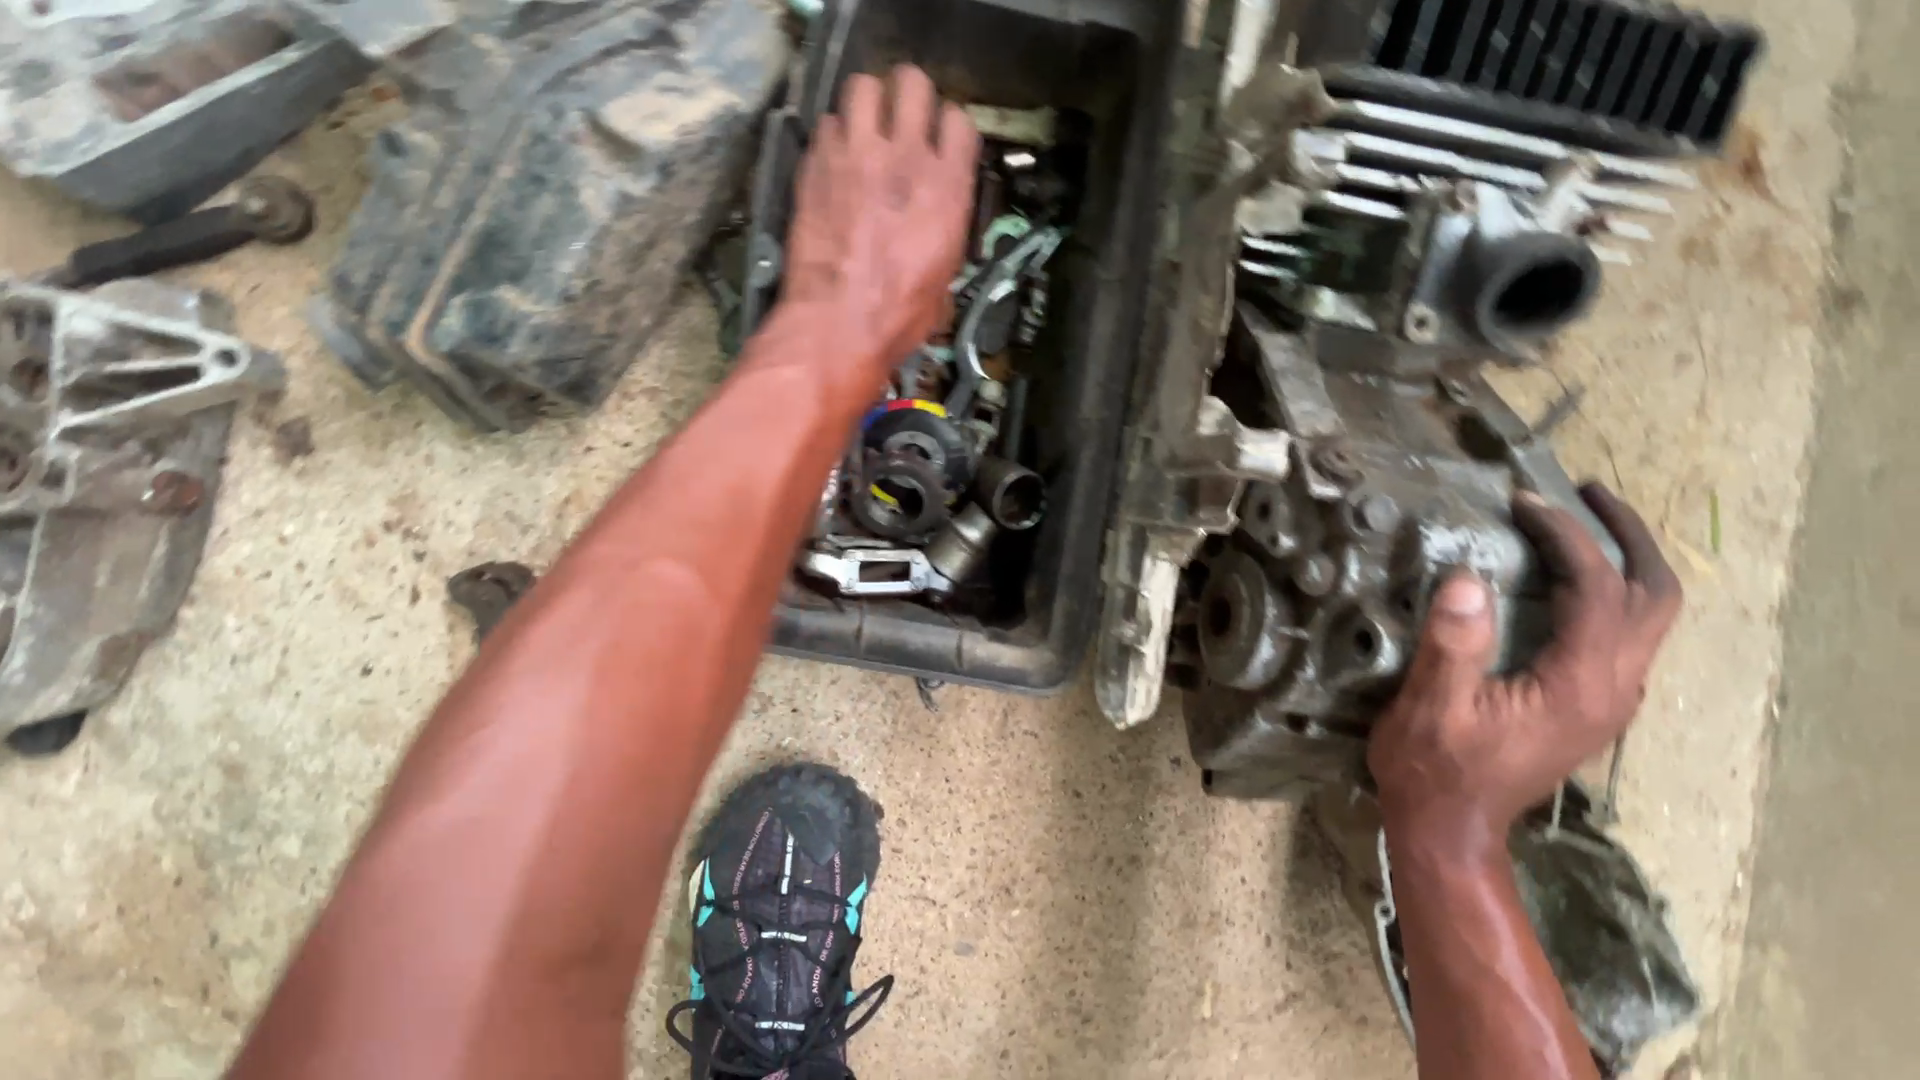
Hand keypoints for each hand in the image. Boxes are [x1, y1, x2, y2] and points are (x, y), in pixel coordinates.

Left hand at [784, 65, 980, 383]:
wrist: (838, 323)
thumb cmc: (896, 314)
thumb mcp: (945, 278)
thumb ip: (945, 230)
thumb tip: (939, 226)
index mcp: (947, 187)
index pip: (959, 120)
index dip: (948, 128)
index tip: (940, 141)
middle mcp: (904, 158)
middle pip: (912, 82)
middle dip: (908, 95)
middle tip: (900, 117)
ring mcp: (856, 155)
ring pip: (863, 86)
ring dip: (867, 102)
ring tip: (865, 125)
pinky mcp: (816, 163)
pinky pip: (827, 124)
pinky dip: (833, 135)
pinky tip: (835, 158)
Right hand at [1368, 484, 1683, 849]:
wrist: (1450, 826)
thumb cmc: (1433, 768)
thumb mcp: (1430, 707)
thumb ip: (1453, 646)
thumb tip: (1467, 579)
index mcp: (1580, 684)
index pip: (1597, 589)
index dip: (1566, 536)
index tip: (1522, 502)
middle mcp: (1613, 687)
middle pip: (1655, 596)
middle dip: (1628, 537)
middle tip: (1586, 494)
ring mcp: (1608, 698)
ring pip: (1648, 615)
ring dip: (1622, 562)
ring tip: (1577, 524)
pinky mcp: (1591, 703)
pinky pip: (1622, 632)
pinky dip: (1605, 590)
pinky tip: (1562, 580)